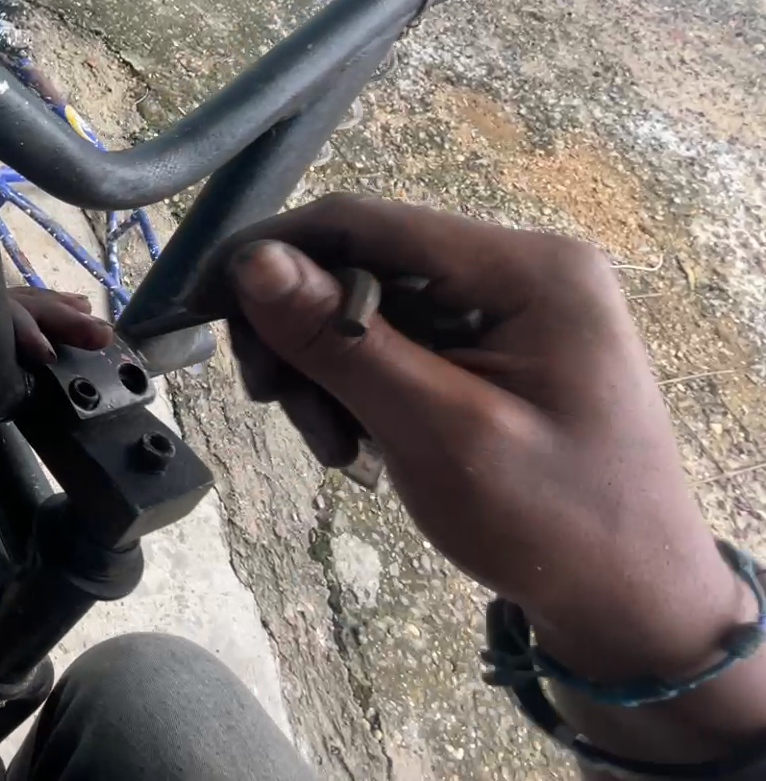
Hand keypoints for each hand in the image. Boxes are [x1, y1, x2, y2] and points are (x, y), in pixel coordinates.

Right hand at [203, 195, 761, 757]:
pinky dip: (332, 383)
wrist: (626, 603)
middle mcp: (499, 267)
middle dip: (288, 330)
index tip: (200, 305)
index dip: (264, 252)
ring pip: (337, 303)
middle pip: (340, 262)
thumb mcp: (437, 431)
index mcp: (521, 269)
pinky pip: (360, 337)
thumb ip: (340, 341)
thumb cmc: (554, 522)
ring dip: (307, 367)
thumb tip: (249, 261)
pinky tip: (346, 434)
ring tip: (325, 437)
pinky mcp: (460, 337)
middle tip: (269, 397)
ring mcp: (481, 302)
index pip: (357, 222)